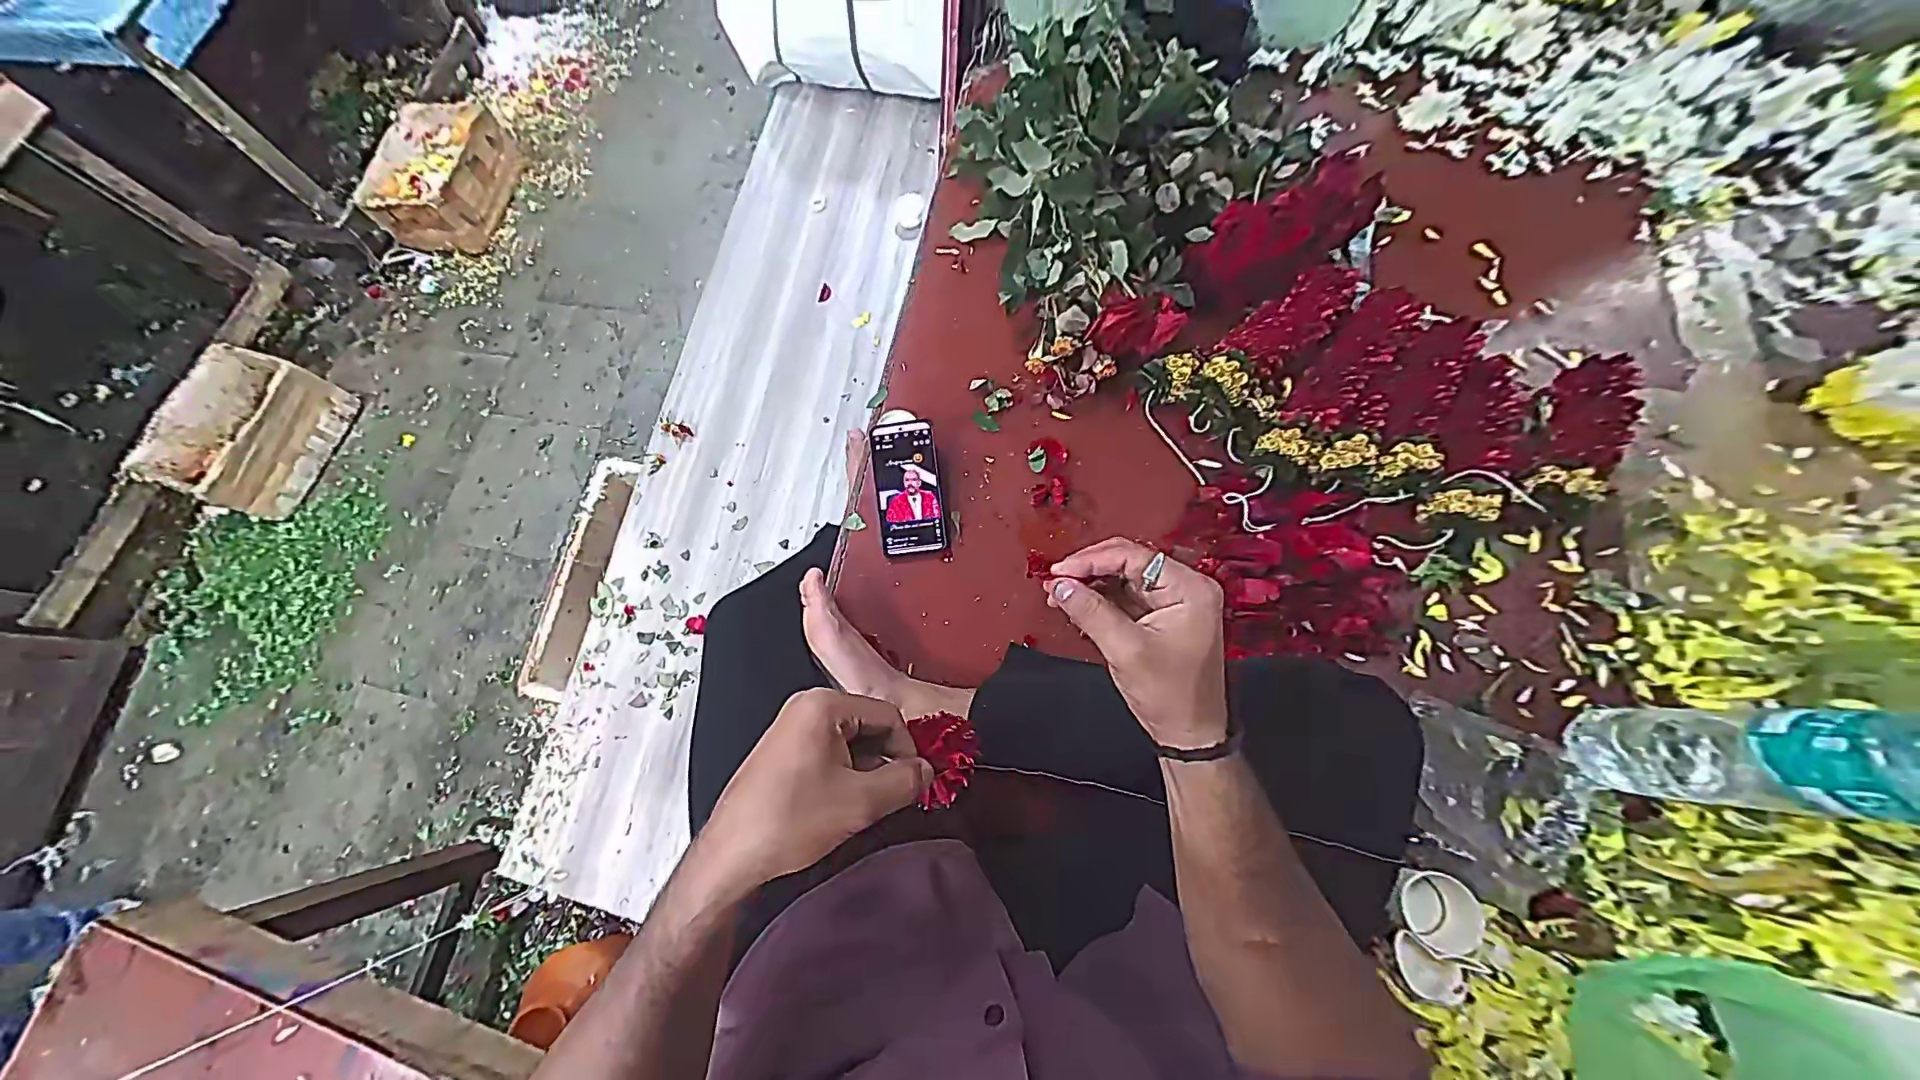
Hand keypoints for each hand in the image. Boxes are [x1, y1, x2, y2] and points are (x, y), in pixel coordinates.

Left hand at [692, 689, 931, 897]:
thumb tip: (926, 770)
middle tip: (889, 798)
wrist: (730, 857)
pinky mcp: (784, 751)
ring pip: (851, 742)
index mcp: (823, 704)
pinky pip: (829, 753)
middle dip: (885, 762)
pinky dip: (844, 776)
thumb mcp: (862, 802)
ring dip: (865, 772)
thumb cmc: (789, 821)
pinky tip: (840, 806)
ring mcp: (792, 728)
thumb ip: (905, 781)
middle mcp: (805, 707)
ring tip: (862, 806)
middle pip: (869, 726)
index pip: (889, 715)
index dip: (907, 750)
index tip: (913, 782)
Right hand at [1044, 538, 1228, 750]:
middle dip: (1088, 571)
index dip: (1091, 560)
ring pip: (1122, 579)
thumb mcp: (1126, 650)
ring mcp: (1172, 602)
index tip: (1060, 572)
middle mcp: (1185, 588)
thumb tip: (1061, 585)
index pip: (1133, 556)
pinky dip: (1098, 600)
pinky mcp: (1159, 616)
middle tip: (1056, 581)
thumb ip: (1091, 612)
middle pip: (1127, 562)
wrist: (1189, 733)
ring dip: (1089, 585)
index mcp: (1190, 589)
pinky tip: (1075, 606)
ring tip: (1059, 594)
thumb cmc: (1173, 697)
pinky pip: (1123, 597)